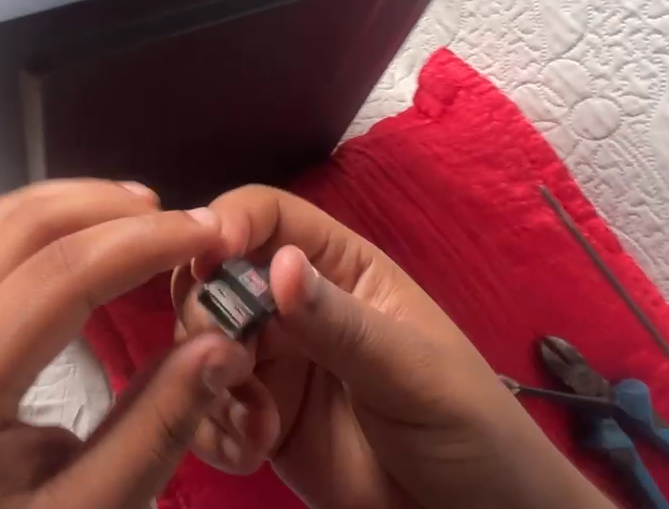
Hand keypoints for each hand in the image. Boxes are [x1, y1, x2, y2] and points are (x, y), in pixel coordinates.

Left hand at [0, 179, 253, 508]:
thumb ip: (155, 430)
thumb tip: (222, 344)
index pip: (58, 276)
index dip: (140, 243)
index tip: (206, 235)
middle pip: (25, 227)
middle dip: (113, 209)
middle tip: (188, 223)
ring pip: (5, 219)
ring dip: (81, 202)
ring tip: (151, 213)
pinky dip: (55, 219)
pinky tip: (99, 228)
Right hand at [173, 186, 613, 508]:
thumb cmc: (468, 430)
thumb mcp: (412, 372)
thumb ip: (343, 323)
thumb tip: (281, 263)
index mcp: (338, 267)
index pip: (270, 215)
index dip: (231, 220)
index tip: (206, 256)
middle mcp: (293, 303)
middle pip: (217, 271)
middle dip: (207, 307)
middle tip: (228, 359)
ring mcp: (271, 359)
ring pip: (200, 334)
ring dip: (205, 370)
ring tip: (252, 420)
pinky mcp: (255, 415)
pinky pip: (204, 400)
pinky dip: (209, 422)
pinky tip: (249, 453)